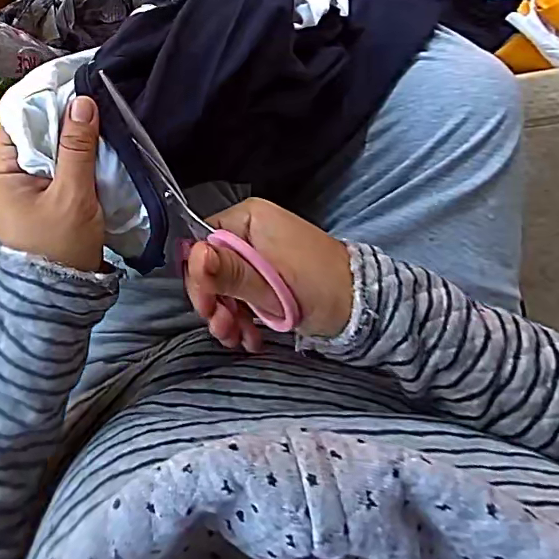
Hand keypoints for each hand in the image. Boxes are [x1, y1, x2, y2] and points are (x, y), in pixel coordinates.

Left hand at [0, 96, 106, 271]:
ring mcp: (29, 187)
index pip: (19, 119)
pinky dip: (79, 157)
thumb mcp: (71, 194)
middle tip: (96, 102)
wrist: (60, 298)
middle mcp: (11, 174)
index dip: (46, 100)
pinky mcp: (47, 198)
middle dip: (66, 117)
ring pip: (52, 148)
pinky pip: (62, 166)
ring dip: (75, 138)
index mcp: (3, 170)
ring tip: (101, 120)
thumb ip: (77, 148)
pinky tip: (99, 147)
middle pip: (37, 131)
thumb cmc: (59, 246)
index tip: (75, 86)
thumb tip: (82, 101)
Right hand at [184, 198, 353, 351]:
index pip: (202, 243)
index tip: (208, 308)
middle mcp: (250, 232)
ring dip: (226, 317)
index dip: (199, 278)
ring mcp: (258, 256)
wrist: (364, 308)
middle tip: (224, 329)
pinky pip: (240, 297)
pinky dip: (242, 320)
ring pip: (223, 287)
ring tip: (239, 339)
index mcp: (249, 218)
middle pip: (210, 268)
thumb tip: (194, 256)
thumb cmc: (322, 288)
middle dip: (214, 303)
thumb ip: (230, 272)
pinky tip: (251, 339)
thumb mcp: (272, 285)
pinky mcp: (266, 278)